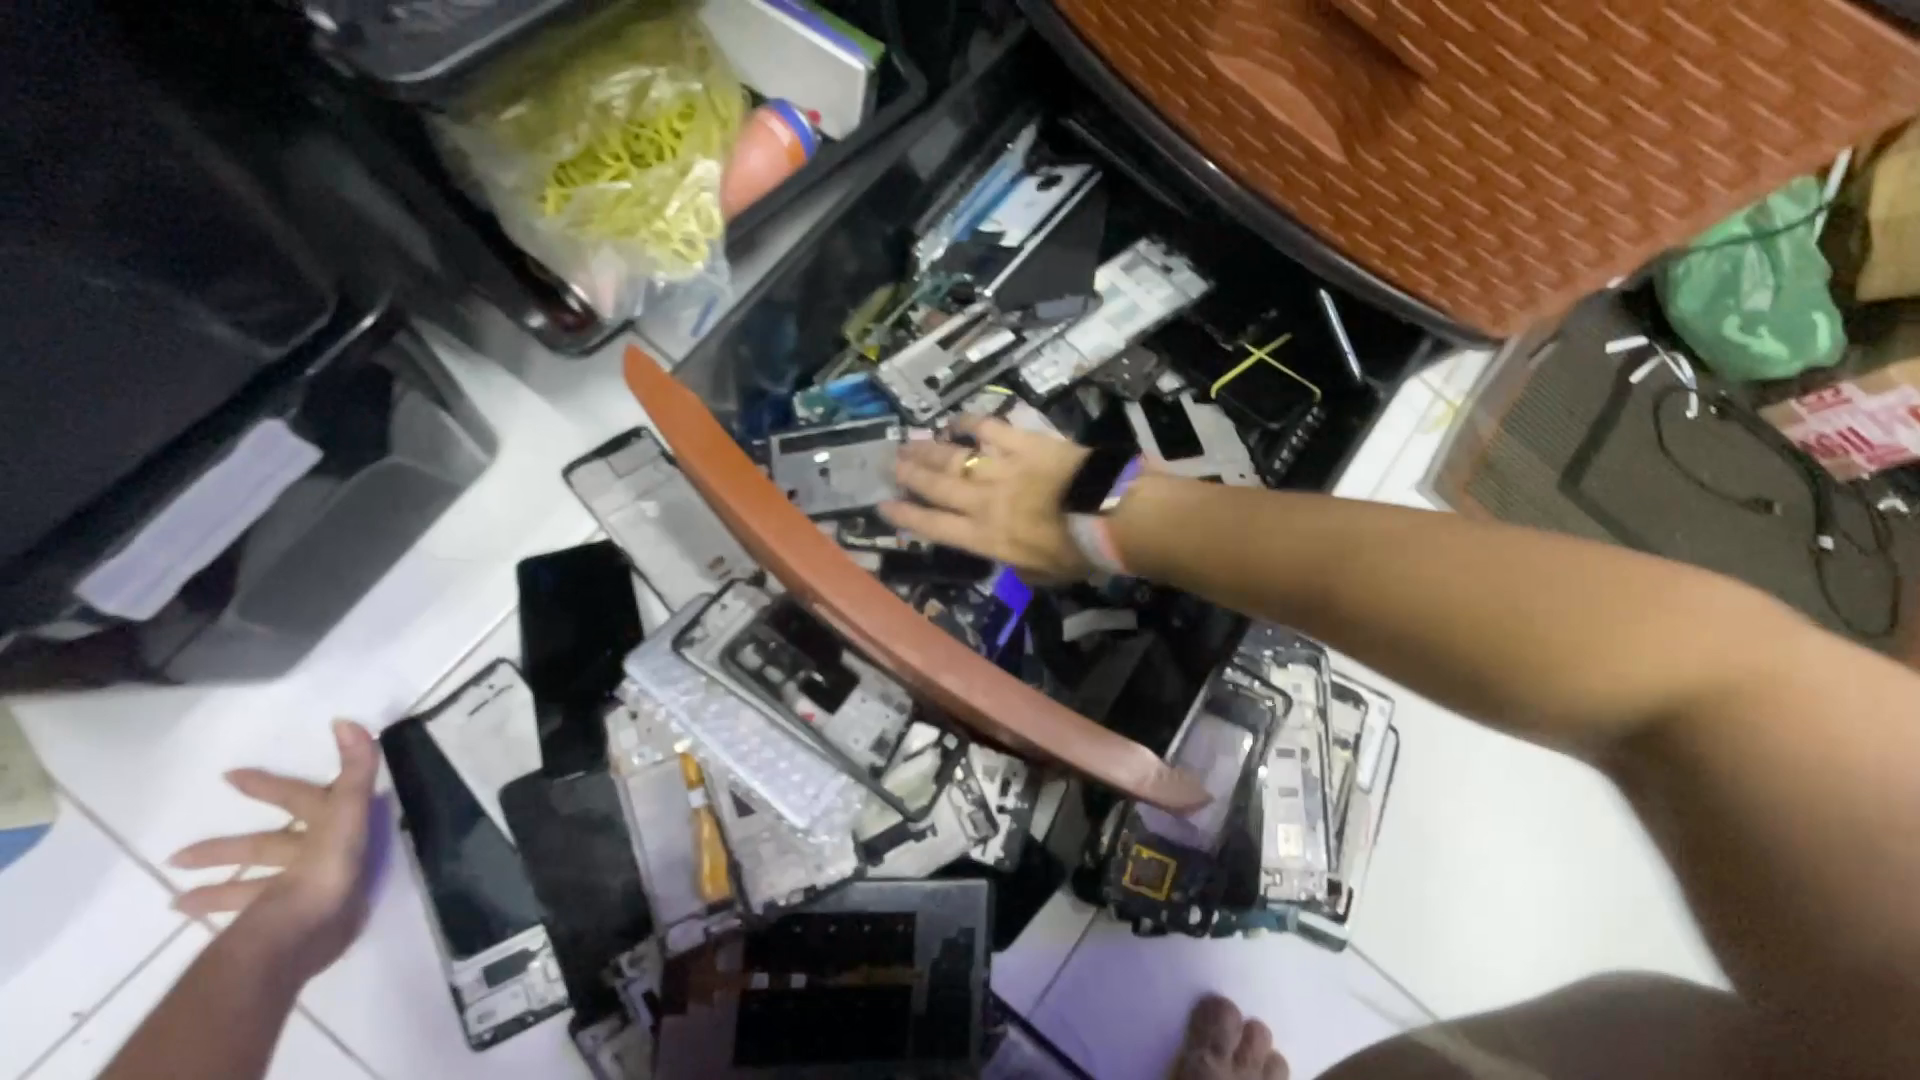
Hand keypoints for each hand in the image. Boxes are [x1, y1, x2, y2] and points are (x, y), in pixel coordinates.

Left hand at [168, 720, 382, 980]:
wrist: (305, 932)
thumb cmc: (326, 867)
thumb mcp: (347, 814)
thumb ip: (356, 771)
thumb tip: (345, 721)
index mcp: (321, 828)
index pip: (296, 798)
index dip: (270, 785)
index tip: (230, 776)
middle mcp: (302, 856)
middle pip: (262, 846)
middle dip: (222, 851)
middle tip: (174, 859)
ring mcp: (292, 893)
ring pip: (251, 888)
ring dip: (218, 894)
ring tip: (178, 904)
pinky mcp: (291, 927)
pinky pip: (258, 922)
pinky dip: (239, 923)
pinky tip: (229, 931)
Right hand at [880, 415, 1091, 579]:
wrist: (1106, 515)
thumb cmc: (1076, 553)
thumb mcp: (1042, 575)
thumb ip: (1019, 567)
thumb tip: (1011, 560)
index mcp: (985, 538)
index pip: (934, 527)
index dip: (906, 516)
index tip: (883, 506)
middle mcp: (982, 502)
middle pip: (936, 487)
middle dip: (909, 476)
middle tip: (890, 465)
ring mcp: (1000, 469)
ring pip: (953, 458)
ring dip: (927, 451)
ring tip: (906, 444)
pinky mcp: (1021, 443)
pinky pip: (988, 429)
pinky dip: (968, 423)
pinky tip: (953, 421)